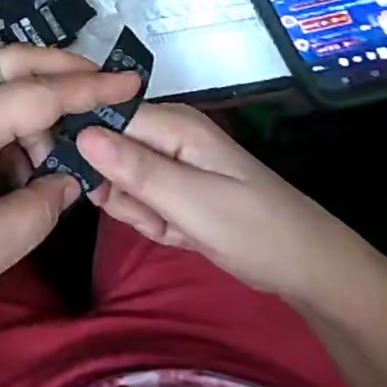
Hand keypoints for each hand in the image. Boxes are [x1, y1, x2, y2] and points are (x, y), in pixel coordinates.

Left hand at [0, 46, 141, 339]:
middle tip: (104, 89)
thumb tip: (68, 179)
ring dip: (34, 108)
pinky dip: (9, 124)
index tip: (133, 83)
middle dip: (62, 69)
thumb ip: (44, 204)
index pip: (42, 92)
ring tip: (55, 160)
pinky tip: (18, 168)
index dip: (92, 88)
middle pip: (14, 64)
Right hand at [77, 103, 372, 303]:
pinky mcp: (168, 185)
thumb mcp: (192, 202)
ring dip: (135, 209)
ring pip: (116, 179)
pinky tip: (176, 231)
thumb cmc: (255, 229)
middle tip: (153, 214)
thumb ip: (135, 169)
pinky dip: (148, 220)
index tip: (91, 181)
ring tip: (171, 225)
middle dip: (119, 189)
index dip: (88, 146)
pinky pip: (133, 198)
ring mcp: (166, 160)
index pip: (104, 117)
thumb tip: (80, 134)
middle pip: (105, 150)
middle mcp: (163, 133)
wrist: (306, 269)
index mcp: (171, 122)